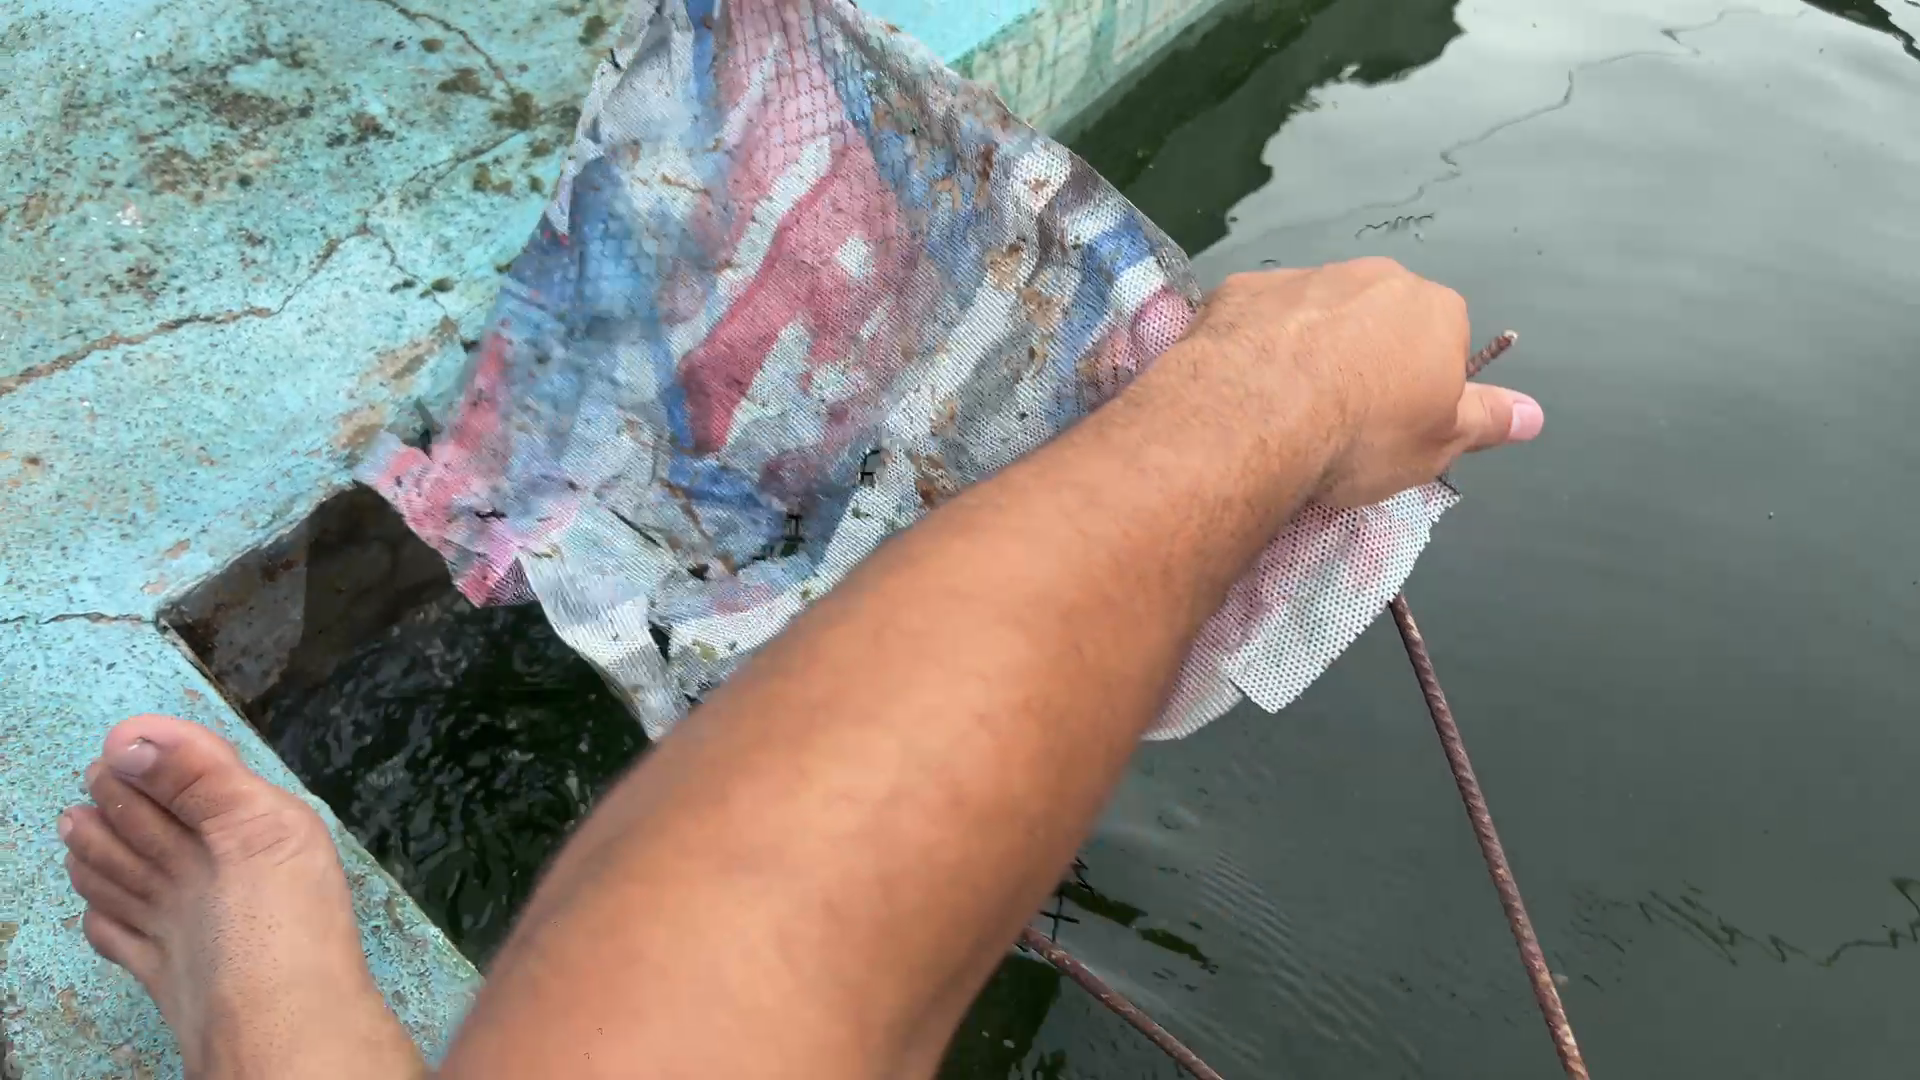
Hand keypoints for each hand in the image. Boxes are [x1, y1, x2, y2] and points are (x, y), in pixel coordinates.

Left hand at [1168, 257, 1541, 507]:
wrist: (1252, 419)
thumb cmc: (1357, 437)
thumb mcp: (1435, 444)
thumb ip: (1485, 421)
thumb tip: (1533, 414)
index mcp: (1430, 309)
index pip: (1435, 341)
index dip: (1409, 386)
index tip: (1380, 423)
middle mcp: (1368, 277)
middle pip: (1368, 319)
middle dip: (1353, 358)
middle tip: (1325, 414)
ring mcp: (1297, 278)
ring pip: (1305, 313)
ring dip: (1296, 347)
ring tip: (1273, 402)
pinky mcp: (1235, 291)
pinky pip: (1247, 317)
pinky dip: (1243, 344)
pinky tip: (1232, 379)